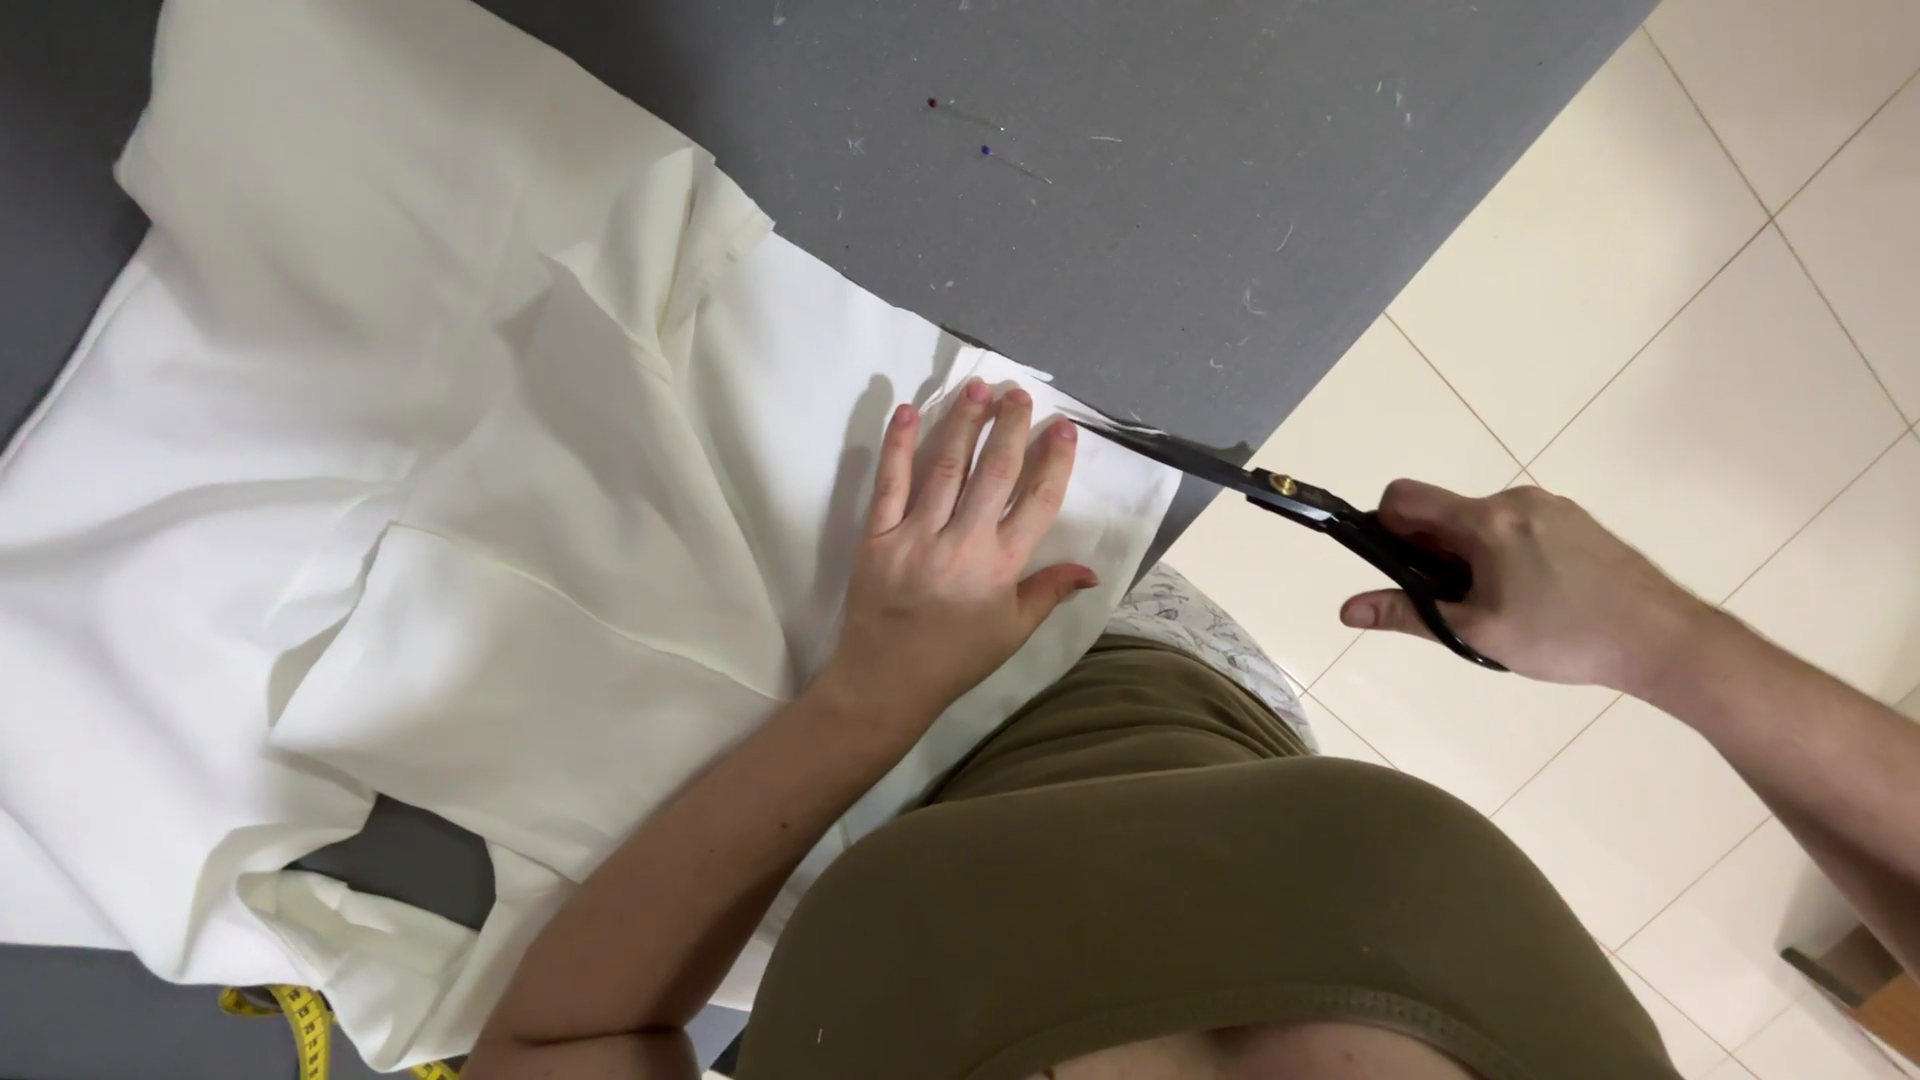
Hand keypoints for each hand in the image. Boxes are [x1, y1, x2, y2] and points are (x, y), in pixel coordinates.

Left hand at [817, 379, 1096, 730]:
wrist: (886, 681)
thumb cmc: (955, 658)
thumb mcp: (1011, 632)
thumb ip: (1048, 593)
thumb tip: (1091, 570)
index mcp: (1001, 568)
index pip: (1036, 502)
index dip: (1053, 462)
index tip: (1062, 428)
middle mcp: (963, 544)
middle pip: (993, 473)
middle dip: (1010, 427)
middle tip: (1019, 393)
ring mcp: (916, 537)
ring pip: (945, 467)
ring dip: (964, 423)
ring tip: (978, 388)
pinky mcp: (877, 537)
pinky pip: (889, 483)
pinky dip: (899, 445)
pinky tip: (909, 411)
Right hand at [1339, 480, 1716, 692]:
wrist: (1668, 642)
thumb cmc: (1564, 637)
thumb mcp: (1475, 632)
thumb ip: (1406, 613)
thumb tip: (1346, 610)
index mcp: (1485, 520)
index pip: (1403, 496)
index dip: (1387, 527)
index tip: (1405, 569)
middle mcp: (1514, 499)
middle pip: (1442, 512)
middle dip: (1431, 551)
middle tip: (1458, 600)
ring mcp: (1550, 506)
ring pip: (1477, 521)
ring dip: (1467, 554)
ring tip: (1500, 603)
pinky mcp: (1576, 519)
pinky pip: (1513, 525)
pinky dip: (1501, 552)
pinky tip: (1533, 593)